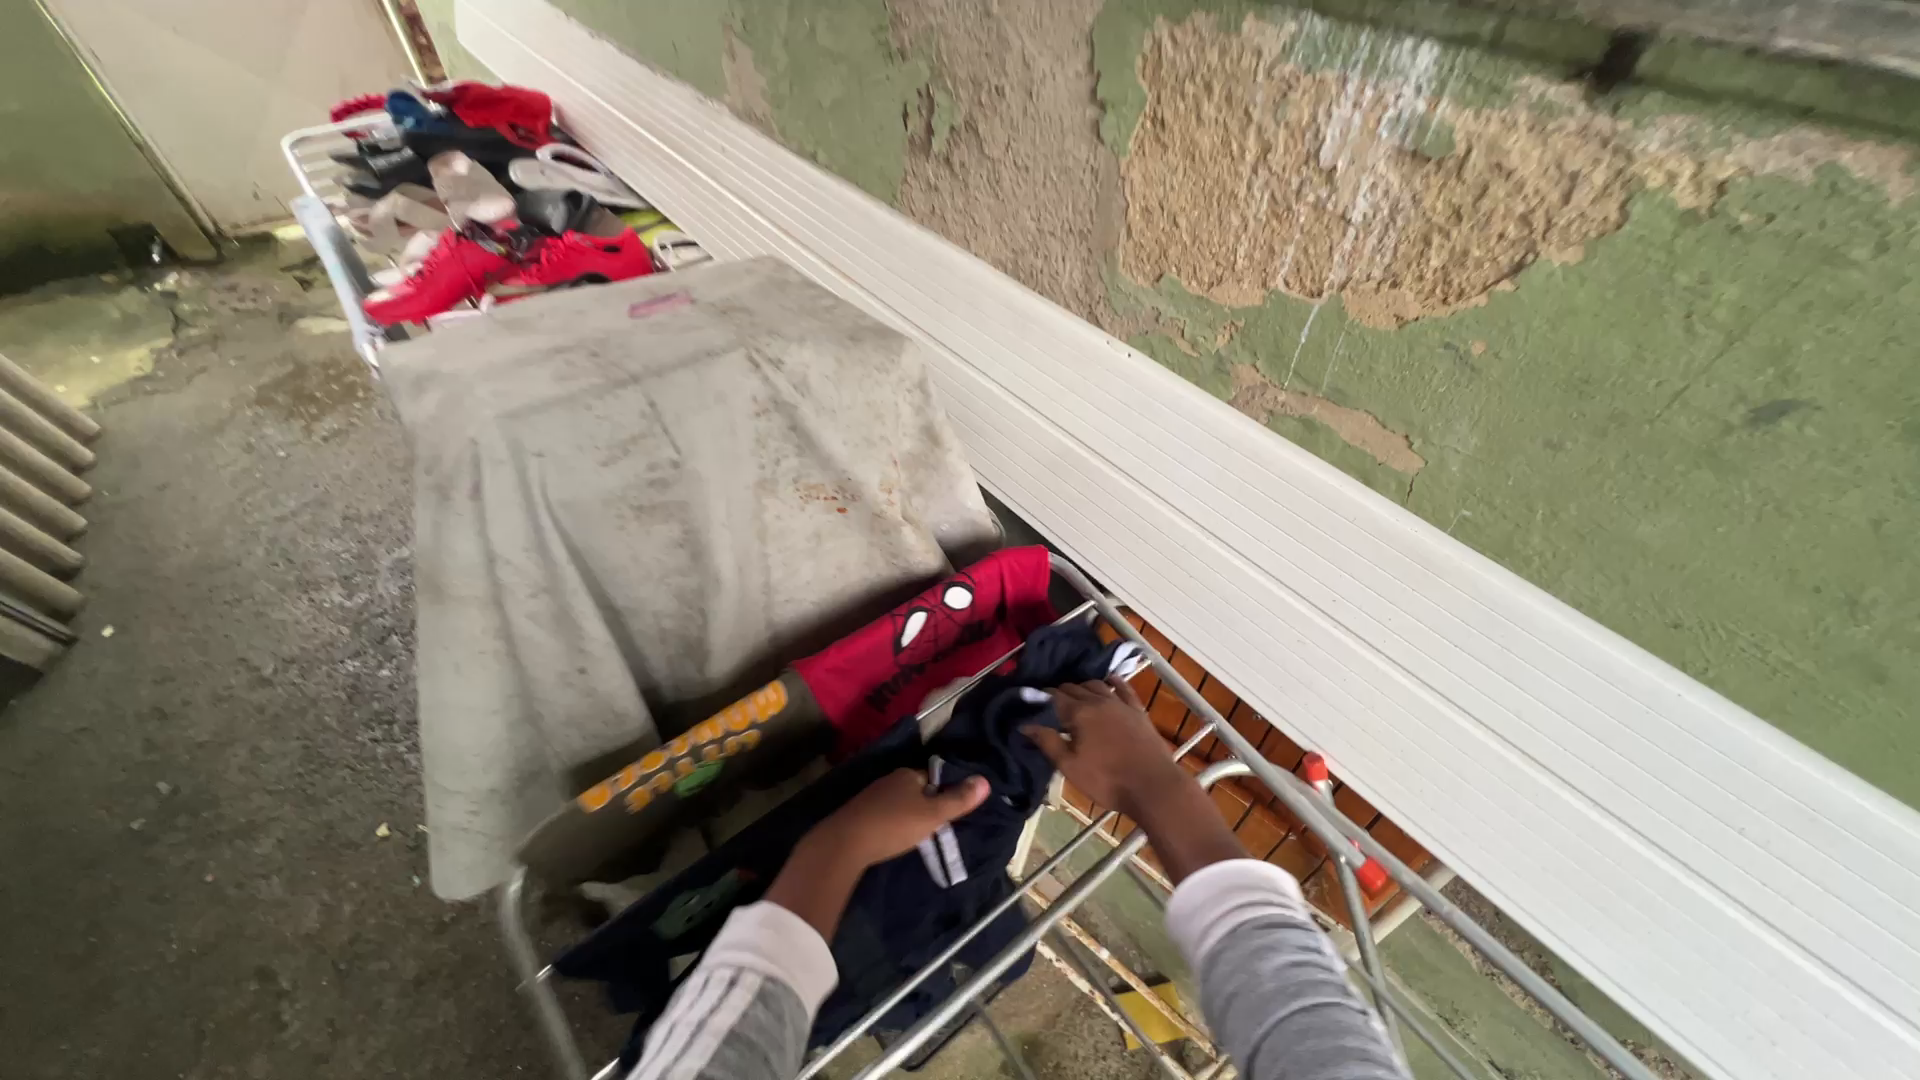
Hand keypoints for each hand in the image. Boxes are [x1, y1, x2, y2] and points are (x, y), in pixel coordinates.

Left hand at [811, 767, 990, 868]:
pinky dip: (892, 822)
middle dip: (925, 803)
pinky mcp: (859, 813)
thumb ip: (958, 800)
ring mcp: (871, 796)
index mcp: (908, 775)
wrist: (845, 843)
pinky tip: (893, 836)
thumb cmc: (893, 825)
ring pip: (898, 802)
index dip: (944, 791)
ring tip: (917, 834)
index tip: (952, 808)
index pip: (933, 777)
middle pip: (915, 789)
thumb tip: (985, 780)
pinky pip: (884, 813)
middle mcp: (889, 780)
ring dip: (907, 814)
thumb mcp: (932, 815)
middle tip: (937, 825)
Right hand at [1022, 678, 1194, 820]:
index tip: (1031, 704)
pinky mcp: (1138, 710)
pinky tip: (1109, 680)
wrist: (1153, 786)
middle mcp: (1098, 701)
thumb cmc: (1107, 780)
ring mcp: (1120, 703)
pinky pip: (1123, 688)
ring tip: (1075, 695)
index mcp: (1078, 713)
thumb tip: (1025, 724)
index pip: (1053, 697)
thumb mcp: (1070, 766)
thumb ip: (1047, 742)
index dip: (1040, 698)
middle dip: (1059, 693)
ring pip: (1096, 684)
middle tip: (1050, 705)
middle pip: (1073, 687)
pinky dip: (1113, 682)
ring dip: (1082, 687)